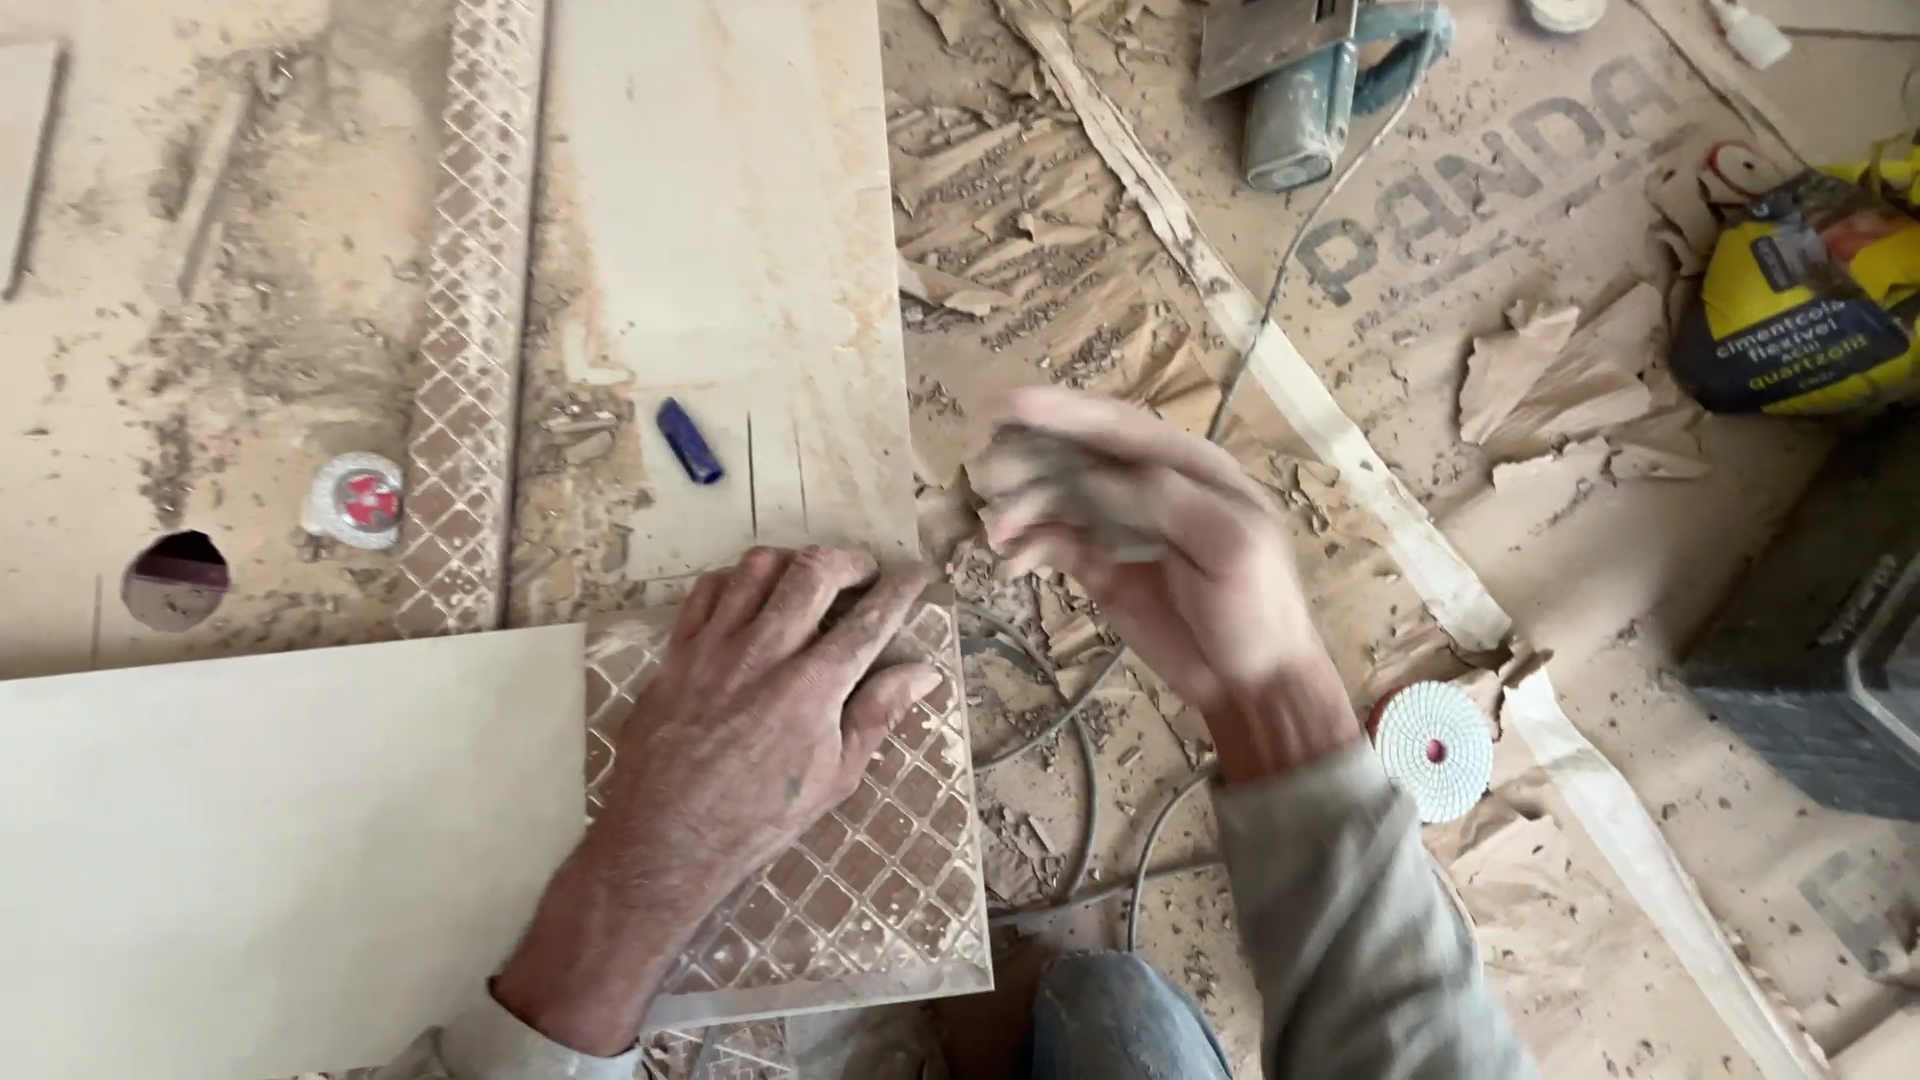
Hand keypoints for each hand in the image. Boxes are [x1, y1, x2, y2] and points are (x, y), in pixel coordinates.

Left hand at [495, 546, 941, 1055]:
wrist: (663, 842)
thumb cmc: (759, 817)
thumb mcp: (835, 777)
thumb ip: (879, 714)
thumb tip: (925, 673)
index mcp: (812, 688)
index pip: (871, 619)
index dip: (902, 588)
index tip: (917, 574)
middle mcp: (765, 653)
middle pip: (815, 571)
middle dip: (852, 560)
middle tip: (864, 573)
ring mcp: (715, 647)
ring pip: (759, 567)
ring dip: (795, 561)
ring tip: (809, 578)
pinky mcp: (677, 652)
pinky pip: (708, 589)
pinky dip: (739, 579)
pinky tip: (752, 597)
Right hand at [973, 387, 1356, 786]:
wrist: (1249, 681)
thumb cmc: (1255, 605)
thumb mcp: (1230, 543)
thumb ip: (1166, 500)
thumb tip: (1092, 477)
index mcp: (1185, 467)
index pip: (1118, 427)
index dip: (1066, 412)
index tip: (1014, 405)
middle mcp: (1143, 487)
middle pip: (1076, 458)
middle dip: (1031, 462)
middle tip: (989, 477)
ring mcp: (1117, 526)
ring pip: (1057, 500)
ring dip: (1022, 508)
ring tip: (996, 531)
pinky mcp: (1097, 565)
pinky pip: (1053, 543)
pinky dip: (1028, 547)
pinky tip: (1010, 562)